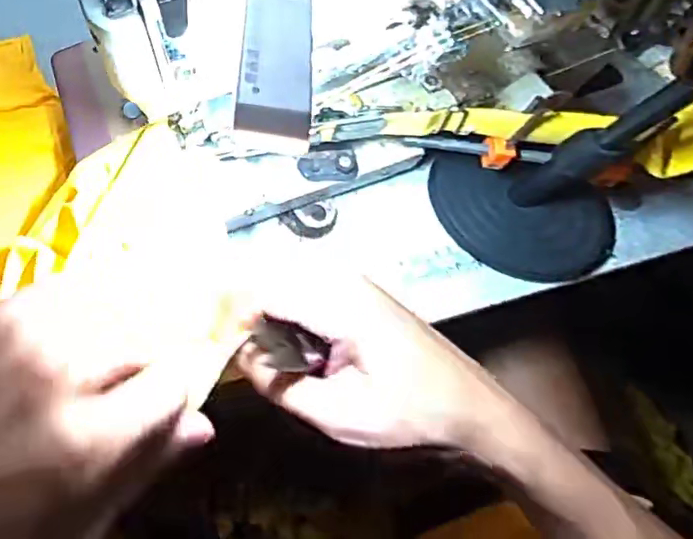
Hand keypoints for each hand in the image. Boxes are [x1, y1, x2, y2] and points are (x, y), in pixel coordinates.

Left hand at [0, 273, 219, 538]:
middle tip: (150, 365)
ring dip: (129, 315)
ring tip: (124, 336)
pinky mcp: (2, 308)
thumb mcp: (81, 523)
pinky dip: (93, 297)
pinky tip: (91, 316)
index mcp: (85, 438)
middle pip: (146, 331)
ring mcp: (28, 328)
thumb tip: (204, 423)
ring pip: (113, 297)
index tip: (178, 389)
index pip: (172, 380)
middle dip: (157, 350)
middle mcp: (62, 367)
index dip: (182, 385)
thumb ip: (145, 463)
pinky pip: (71, 285)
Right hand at [234, 270, 529, 459]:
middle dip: (250, 315)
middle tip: (251, 357)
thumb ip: (281, 386)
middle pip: (270, 278)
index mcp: (338, 301)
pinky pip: (303, 286)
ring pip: (284, 280)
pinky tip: (310, 350)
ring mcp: (348, 277)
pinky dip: (291, 313)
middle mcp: (340, 277)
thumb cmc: (409, 411)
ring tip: (291, 359)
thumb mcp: (339, 416)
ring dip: (272, 315)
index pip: (264, 290)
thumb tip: (242, 358)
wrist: (469, 404)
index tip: (223, 347)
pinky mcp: (353, 286)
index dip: (235, 317)